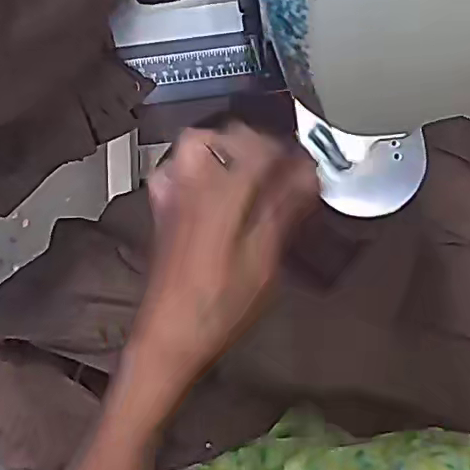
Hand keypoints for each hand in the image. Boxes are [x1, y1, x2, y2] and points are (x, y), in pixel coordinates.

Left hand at [124, 124, 318, 408]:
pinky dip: (203, 169)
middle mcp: (192, 183)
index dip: (290, 151)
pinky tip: (218, 190)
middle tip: (281, 165)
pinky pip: (182, 168)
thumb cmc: (217, 306)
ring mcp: (172, 194)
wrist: (170, 334)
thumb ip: (285, 209)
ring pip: (200, 146)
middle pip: (226, 135)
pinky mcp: (162, 208)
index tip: (306, 165)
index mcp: (222, 192)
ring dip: (229, 150)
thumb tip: (307, 176)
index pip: (261, 145)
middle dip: (257, 142)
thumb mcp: (265, 261)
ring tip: (253, 173)